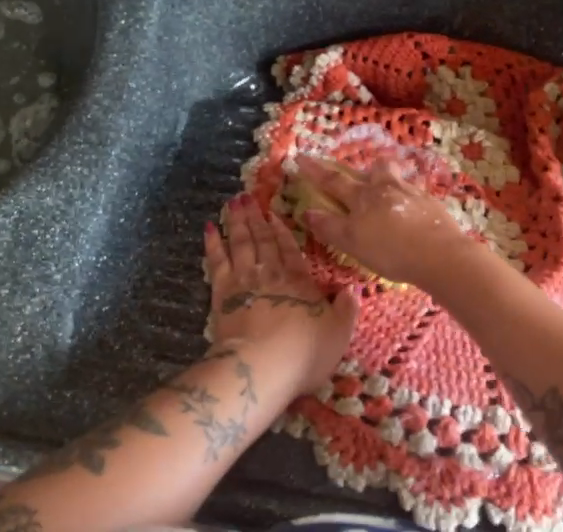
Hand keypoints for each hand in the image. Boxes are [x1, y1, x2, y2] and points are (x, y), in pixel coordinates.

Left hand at [205, 196, 357, 397]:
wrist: (260, 366)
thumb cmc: (303, 354)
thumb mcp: (338, 334)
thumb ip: (347, 309)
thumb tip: (353, 289)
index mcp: (299, 280)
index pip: (290, 248)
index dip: (281, 230)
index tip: (273, 213)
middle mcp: (271, 272)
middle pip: (263, 239)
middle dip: (256, 216)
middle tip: (249, 196)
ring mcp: (244, 277)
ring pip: (241, 241)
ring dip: (237, 220)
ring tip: (233, 202)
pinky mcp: (221, 289)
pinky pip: (216, 258)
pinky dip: (213, 241)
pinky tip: (209, 227)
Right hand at [297, 156, 477, 286]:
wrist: (440, 255)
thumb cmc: (390, 250)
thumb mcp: (352, 243)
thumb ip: (329, 227)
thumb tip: (307, 212)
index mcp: (363, 197)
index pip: (333, 180)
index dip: (316, 170)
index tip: (301, 157)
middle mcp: (387, 188)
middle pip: (376, 169)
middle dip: (368, 169)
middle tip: (366, 180)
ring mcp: (413, 194)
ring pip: (398, 179)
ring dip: (392, 183)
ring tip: (392, 200)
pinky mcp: (433, 205)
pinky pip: (418, 197)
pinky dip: (411, 203)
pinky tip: (414, 219)